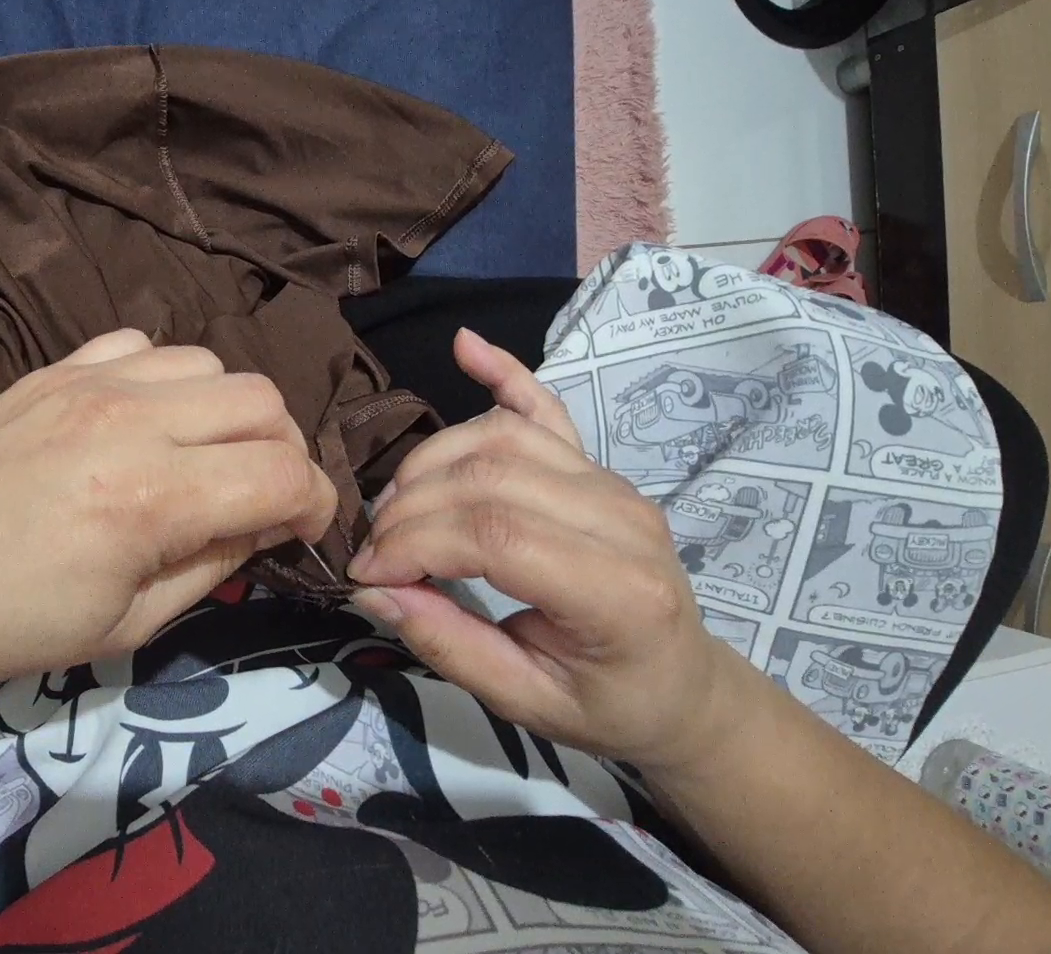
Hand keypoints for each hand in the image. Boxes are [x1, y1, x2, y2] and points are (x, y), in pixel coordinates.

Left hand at [0, 329, 336, 696]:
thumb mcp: (123, 626)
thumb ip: (210, 567)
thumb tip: (265, 525)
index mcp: (147, 498)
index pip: (284, 473)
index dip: (316, 505)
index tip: (301, 533)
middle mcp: (127, 419)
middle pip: (262, 401)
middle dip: (284, 453)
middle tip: (258, 501)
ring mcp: (85, 382)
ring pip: (210, 364)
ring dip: (229, 414)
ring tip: (202, 460)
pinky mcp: (50, 369)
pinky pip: (141, 345)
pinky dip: (165, 380)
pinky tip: (141, 422)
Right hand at [346, 328, 738, 773]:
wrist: (685, 685)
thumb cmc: (610, 704)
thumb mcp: (527, 703)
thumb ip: (448, 645)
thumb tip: (372, 588)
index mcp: (616, 590)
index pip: (496, 534)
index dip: (415, 543)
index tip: (366, 572)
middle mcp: (621, 517)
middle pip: (489, 476)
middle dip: (409, 509)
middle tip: (373, 551)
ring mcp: (611, 481)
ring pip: (500, 437)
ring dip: (428, 462)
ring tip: (395, 507)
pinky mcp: (596, 466)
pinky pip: (544, 408)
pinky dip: (503, 372)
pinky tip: (466, 347)